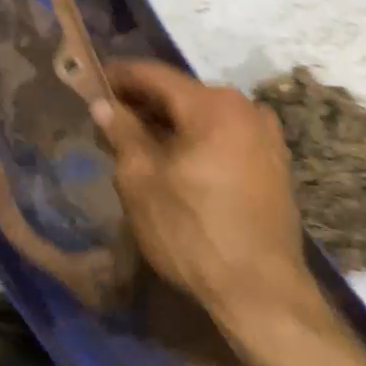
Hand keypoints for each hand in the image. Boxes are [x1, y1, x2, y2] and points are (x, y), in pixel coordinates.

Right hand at [91, 59, 308, 309]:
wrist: (259, 290)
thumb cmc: (191, 230)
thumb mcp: (141, 181)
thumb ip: (122, 133)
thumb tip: (104, 105)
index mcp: (213, 105)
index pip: (154, 75)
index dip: (118, 76)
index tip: (91, 83)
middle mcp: (247, 109)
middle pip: (182, 95)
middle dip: (143, 104)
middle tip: (108, 120)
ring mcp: (267, 137)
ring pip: (205, 118)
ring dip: (170, 125)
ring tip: (136, 145)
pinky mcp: (274, 166)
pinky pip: (225, 139)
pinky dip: (196, 142)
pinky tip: (174, 165)